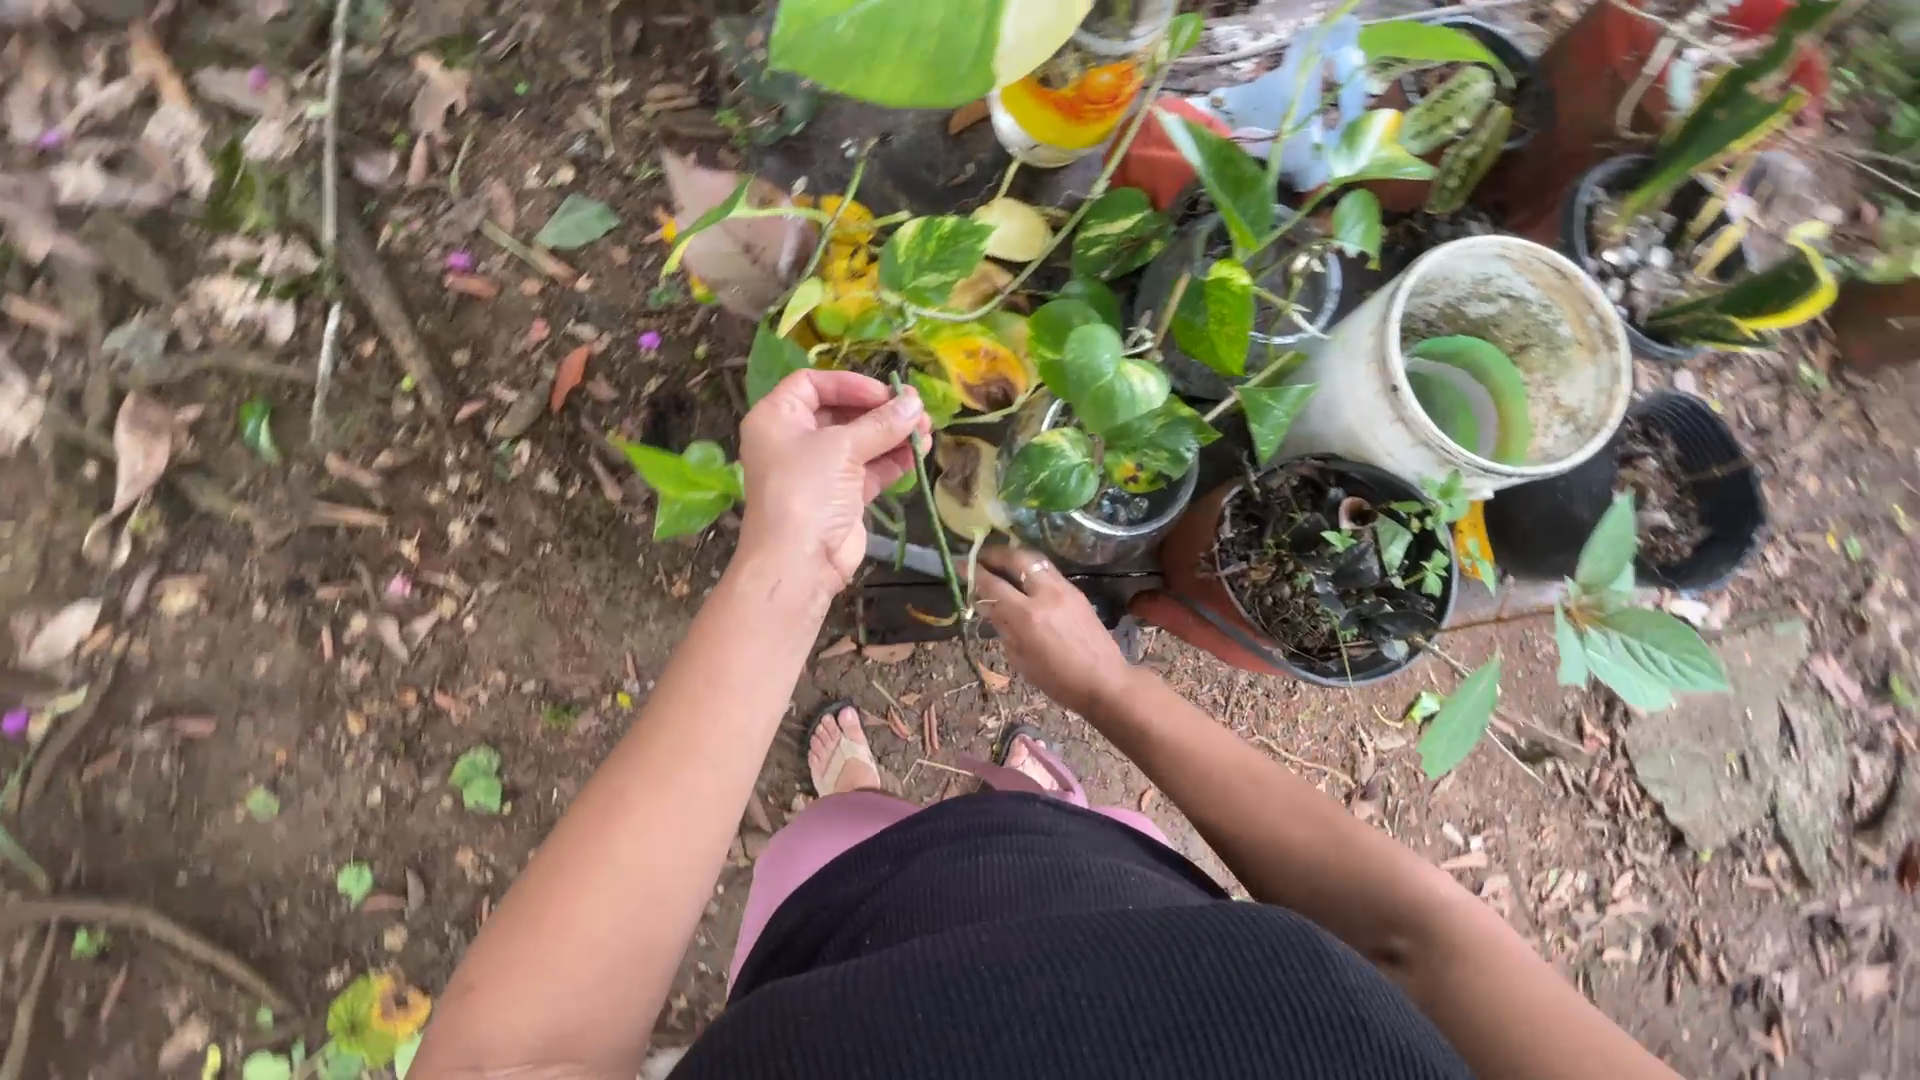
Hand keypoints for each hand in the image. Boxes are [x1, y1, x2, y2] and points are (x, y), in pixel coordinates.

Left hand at [736, 369, 929, 596]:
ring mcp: (819, 470)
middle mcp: (795, 440)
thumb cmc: (807, 491)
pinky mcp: (840, 496)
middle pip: (842, 412)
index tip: (885, 393)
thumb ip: (881, 423)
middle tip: (917, 409)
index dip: (850, 384)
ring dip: (893, 435)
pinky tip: (918, 453)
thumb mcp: (842, 447)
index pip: (813, 384)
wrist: (799, 561)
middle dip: (881, 411)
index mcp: (777, 418)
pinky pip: (869, 469)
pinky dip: (892, 460)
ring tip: (926, 431)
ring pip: (860, 442)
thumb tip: (915, 403)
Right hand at [973, 545, 1136, 716]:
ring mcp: (1065, 589)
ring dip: (1014, 557)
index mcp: (1028, 616)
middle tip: (980, 558)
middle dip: (994, 554)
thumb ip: (1003, 627)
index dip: (973, 574)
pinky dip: (1031, 569)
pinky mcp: (1076, 592)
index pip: (993, 584)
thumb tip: (987, 605)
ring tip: (1000, 563)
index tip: (959, 566)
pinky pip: (1048, 571)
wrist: (1105, 681)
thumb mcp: (1021, 659)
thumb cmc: (1058, 680)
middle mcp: (1046, 594)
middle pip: (1016, 558)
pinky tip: (1023, 579)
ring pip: (1035, 560)